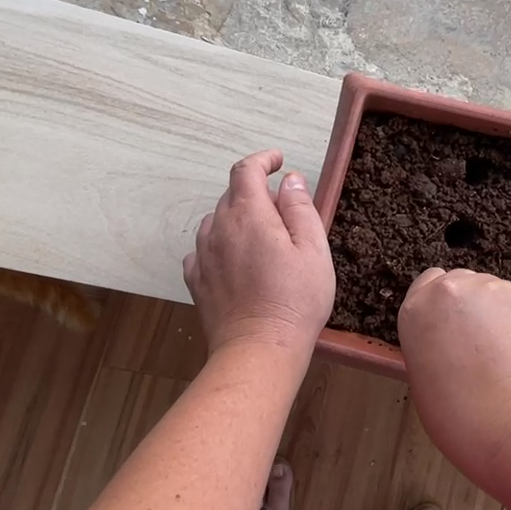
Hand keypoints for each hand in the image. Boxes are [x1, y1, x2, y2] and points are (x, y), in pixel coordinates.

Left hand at [184, 150, 334, 353]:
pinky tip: (237, 260)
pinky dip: (220, 245)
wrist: (259, 349)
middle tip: (284, 211)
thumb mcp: (313, 249)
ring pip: (217, 221)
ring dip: (238, 218)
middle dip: (257, 192)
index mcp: (250, 215)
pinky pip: (204, 250)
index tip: (278, 162)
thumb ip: (300, 208)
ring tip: (263, 237)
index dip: (262, 160)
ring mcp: (203, 256)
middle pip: (232, 194)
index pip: (246, 170)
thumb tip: (291, 180)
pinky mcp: (197, 281)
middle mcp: (220, 229)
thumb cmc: (295, 299)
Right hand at [397, 269, 510, 467]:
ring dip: (499, 315)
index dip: (442, 303)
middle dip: (471, 306)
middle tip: (479, 345)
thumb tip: (451, 344)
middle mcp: (453, 290)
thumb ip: (433, 345)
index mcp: (418, 310)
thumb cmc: (461, 415)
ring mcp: (494, 289)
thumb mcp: (423, 378)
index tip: (450, 321)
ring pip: (496, 294)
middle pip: (463, 283)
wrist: (510, 418)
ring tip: (505, 357)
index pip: (427, 282)